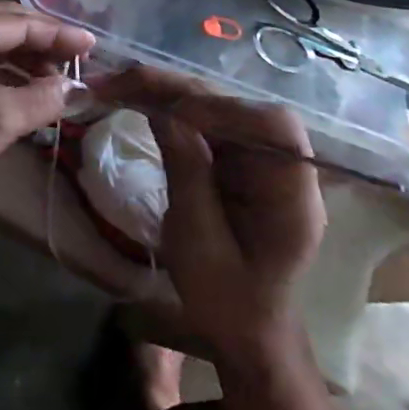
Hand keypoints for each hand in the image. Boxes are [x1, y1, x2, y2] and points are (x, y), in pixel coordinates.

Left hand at [0, 3, 93, 232]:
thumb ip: (43, 98)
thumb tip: (80, 89)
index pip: (20, 23)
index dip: (59, 34)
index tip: (93, 45)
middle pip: (9, 27)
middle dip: (46, 44)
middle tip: (81, 59)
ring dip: (30, 62)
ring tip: (61, 83)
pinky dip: (11, 76)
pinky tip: (34, 93)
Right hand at [92, 68, 325, 366]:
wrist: (245, 328)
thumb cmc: (228, 301)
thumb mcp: (200, 248)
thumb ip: (188, 176)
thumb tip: (165, 112)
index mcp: (292, 192)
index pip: (274, 128)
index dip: (224, 111)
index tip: (173, 114)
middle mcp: (283, 161)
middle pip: (236, 106)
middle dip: (177, 89)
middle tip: (119, 81)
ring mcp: (258, 154)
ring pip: (215, 105)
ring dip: (165, 91)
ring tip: (116, 84)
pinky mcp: (237, 154)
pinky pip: (204, 119)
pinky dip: (168, 107)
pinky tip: (136, 98)